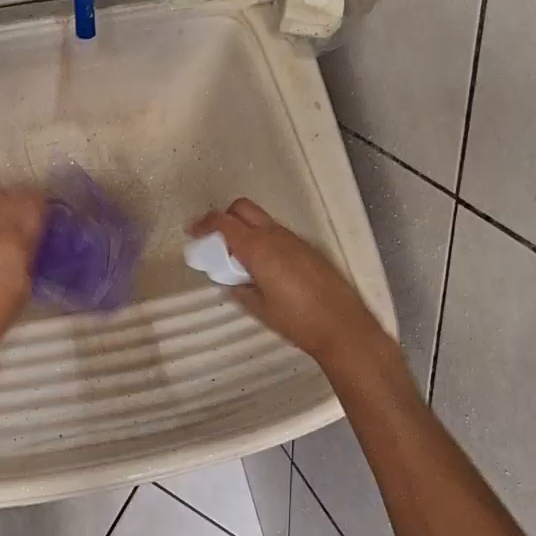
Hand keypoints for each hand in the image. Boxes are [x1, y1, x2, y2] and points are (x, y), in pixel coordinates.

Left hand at [0, 137, 44, 393]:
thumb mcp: (21, 293)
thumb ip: (26, 258)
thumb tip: (30, 238)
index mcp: (17, 247)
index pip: (37, 208)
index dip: (43, 205)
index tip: (46, 209)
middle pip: (12, 196)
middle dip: (22, 198)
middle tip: (25, 209)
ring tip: (1, 202)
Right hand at [188, 198, 390, 367]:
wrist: (342, 327)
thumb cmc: (297, 321)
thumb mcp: (259, 309)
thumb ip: (240, 290)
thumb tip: (232, 283)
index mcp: (258, 249)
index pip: (224, 222)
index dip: (204, 224)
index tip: (193, 232)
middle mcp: (276, 237)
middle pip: (243, 208)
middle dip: (225, 217)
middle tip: (215, 240)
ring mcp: (295, 241)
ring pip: (263, 221)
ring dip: (246, 230)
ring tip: (239, 259)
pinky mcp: (309, 249)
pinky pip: (279, 235)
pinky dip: (264, 241)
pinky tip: (264, 268)